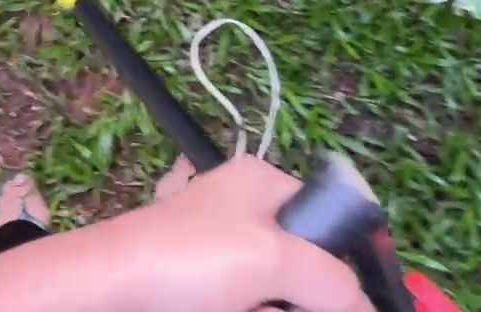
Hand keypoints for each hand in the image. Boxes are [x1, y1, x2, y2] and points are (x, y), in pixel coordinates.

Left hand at [100, 155, 371, 311]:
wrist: (113, 284)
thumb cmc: (191, 256)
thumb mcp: (273, 260)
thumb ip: (333, 281)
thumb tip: (367, 306)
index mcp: (261, 181)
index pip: (329, 215)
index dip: (353, 256)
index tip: (364, 299)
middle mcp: (244, 205)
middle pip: (307, 261)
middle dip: (307, 295)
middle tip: (278, 304)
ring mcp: (222, 244)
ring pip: (277, 289)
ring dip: (274, 306)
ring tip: (250, 308)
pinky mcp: (205, 278)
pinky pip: (251, 299)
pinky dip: (252, 309)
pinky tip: (234, 308)